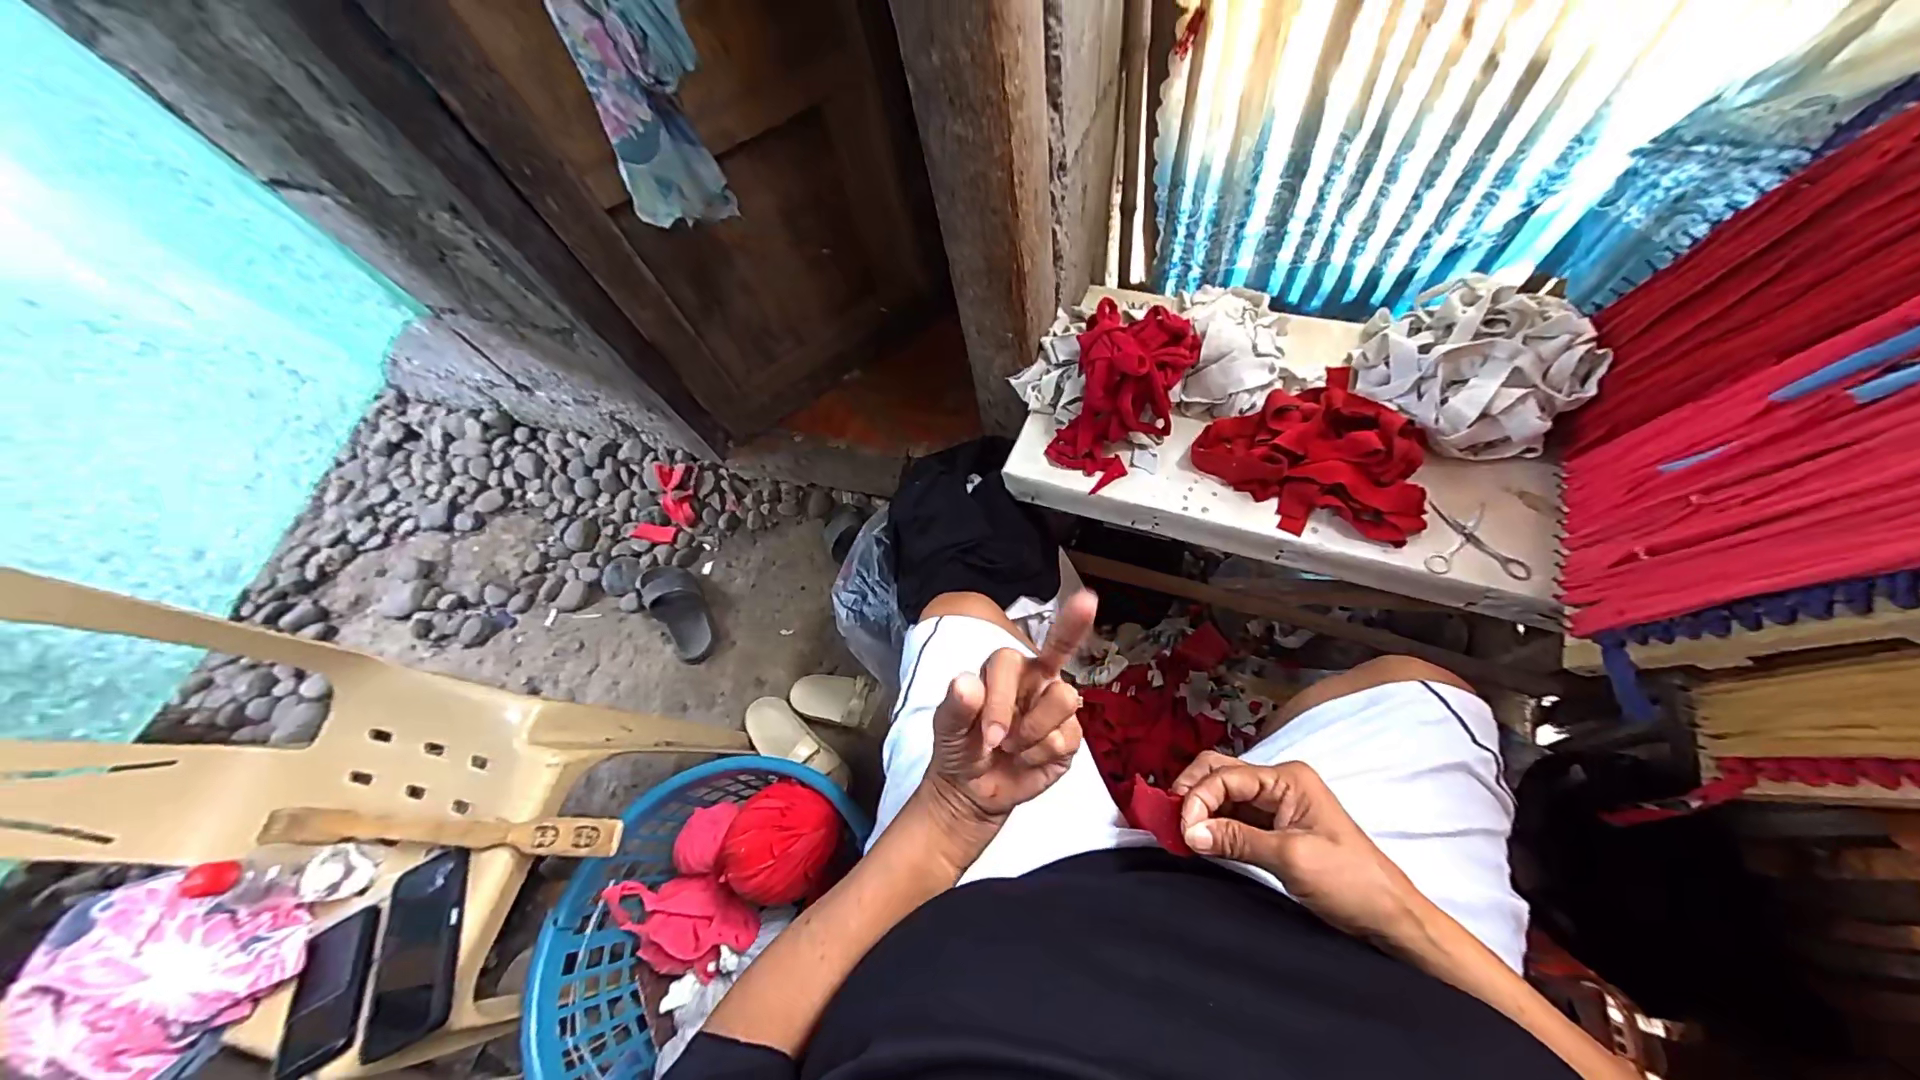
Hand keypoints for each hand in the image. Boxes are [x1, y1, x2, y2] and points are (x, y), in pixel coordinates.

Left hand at [921, 591, 1098, 827]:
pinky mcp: (1070, 734)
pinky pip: (1066, 738)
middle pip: (1058, 650)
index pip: (1008, 662)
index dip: (1000, 699)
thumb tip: (965, 682)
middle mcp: (1034, 677)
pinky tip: (1024, 758)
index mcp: (1002, 667)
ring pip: (1064, 699)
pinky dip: (1039, 756)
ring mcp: (1055, 703)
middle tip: (1076, 620)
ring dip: (1034, 731)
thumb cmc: (959, 745)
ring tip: (1011, 747)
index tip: (989, 735)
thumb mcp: (948, 728)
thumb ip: (956, 705)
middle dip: (1070, 631)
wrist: (971, 788)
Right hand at [1172, 752, 1423, 944]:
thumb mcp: (1292, 859)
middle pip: (1218, 773)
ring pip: (1220, 793)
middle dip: (1191, 793)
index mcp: (1288, 778)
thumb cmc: (1353, 883)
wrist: (1391, 919)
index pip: (1226, 774)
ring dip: (1198, 810)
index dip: (1197, 797)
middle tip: (1172, 823)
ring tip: (1180, 833)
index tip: (1183, 829)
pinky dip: (1210, 825)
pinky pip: (1230, 816)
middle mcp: (1278, 783)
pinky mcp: (1270, 827)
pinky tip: (1197, 839)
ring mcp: (1274, 804)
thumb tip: (1191, 831)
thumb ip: (1237, 839)